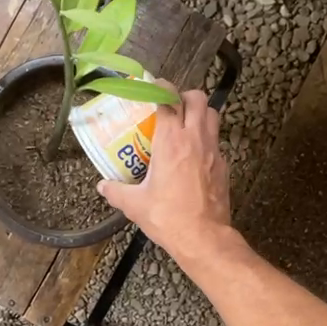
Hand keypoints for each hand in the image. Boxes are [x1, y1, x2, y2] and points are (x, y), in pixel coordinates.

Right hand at [96, 87, 233, 262]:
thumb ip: (116, 191)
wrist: (204, 237)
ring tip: (184, 124)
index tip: (152, 88)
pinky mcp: (223, 165)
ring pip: (212, 114)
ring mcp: (213, 150)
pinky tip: (194, 154)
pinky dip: (206, 138)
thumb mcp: (135, 205)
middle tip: (171, 106)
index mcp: (171, 141)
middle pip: (197, 98)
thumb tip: (103, 186)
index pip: (168, 100)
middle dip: (184, 96)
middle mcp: (195, 138)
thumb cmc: (169, 217)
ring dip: (199, 112)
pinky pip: (216, 140)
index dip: (160, 89)